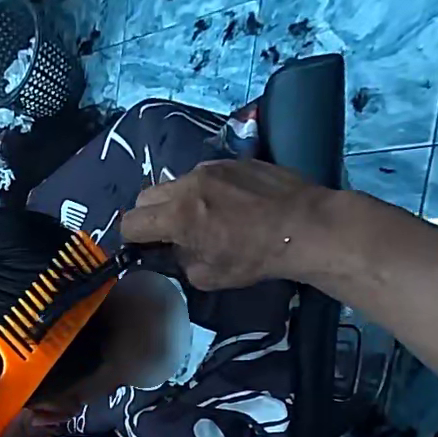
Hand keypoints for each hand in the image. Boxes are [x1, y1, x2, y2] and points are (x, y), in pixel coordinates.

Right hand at [121, 158, 327, 288]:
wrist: (306, 226)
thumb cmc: (257, 257)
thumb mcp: (209, 276)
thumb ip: (180, 262)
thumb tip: (172, 251)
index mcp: (178, 216)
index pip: (131, 223)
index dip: (132, 239)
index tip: (144, 247)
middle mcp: (187, 184)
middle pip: (145, 196)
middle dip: (150, 216)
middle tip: (169, 233)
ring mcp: (210, 167)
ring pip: (174, 182)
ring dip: (176, 200)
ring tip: (202, 217)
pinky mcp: (232, 159)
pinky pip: (202, 174)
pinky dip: (203, 189)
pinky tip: (227, 204)